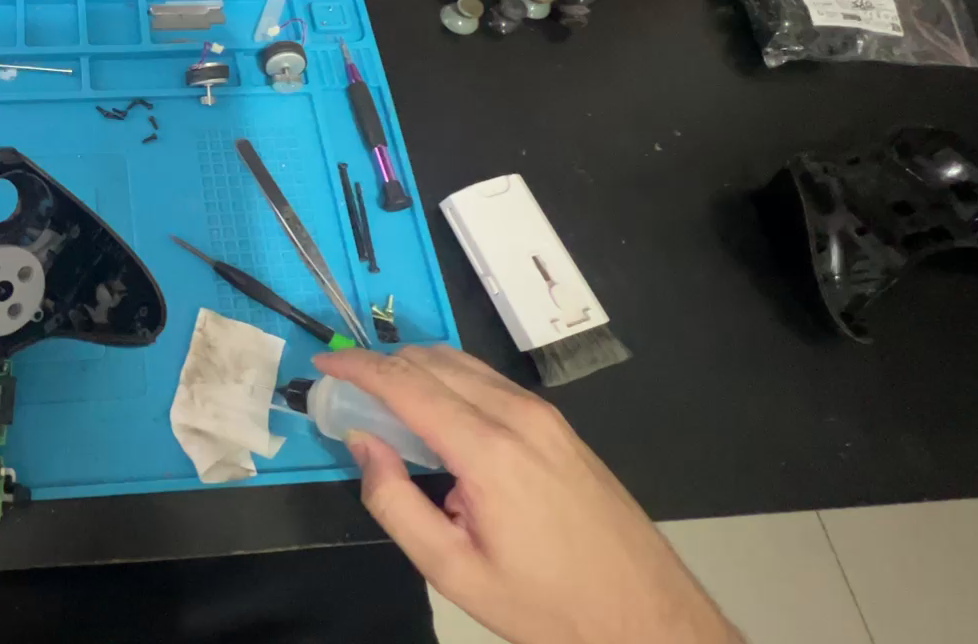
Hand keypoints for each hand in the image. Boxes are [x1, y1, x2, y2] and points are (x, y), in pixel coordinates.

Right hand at [314, 345, 740, 643]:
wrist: (653, 624)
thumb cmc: (546, 606)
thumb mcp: (454, 572)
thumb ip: (393, 502)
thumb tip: (362, 442)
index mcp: (487, 450)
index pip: (405, 383)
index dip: (357, 366)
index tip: (324, 363)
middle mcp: (516, 415)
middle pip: (429, 360)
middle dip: (380, 364)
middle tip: (349, 392)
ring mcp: (543, 414)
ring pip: (459, 362)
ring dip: (412, 368)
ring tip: (384, 401)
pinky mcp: (558, 424)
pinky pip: (486, 379)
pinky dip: (446, 379)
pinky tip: (435, 412)